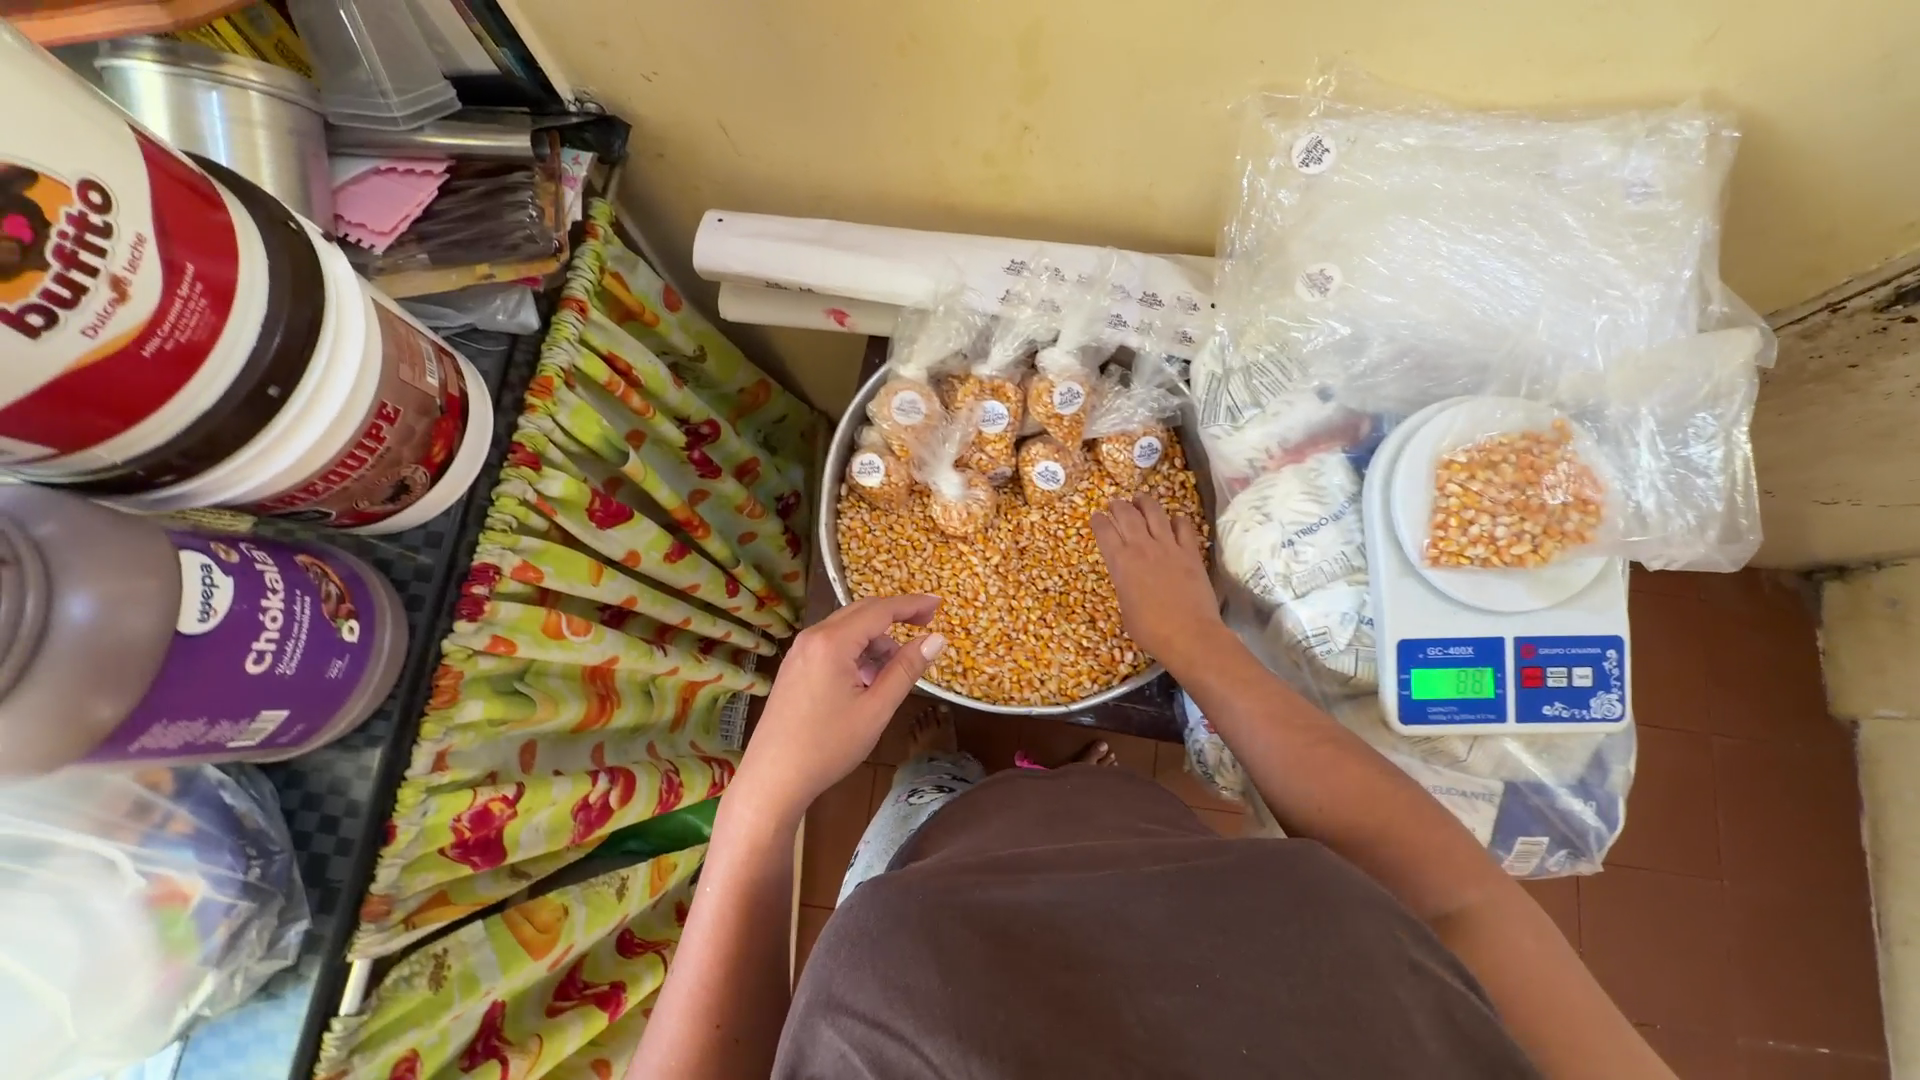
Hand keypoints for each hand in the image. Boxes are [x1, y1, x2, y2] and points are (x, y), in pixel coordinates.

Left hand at [732, 595, 945, 817]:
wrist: (773, 778)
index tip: (939, 604)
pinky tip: (866, 681)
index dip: (912, 604)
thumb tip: (936, 638)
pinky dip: (856, 652)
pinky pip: (831, 645)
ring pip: (846, 629)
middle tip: (927, 624)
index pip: (880, 610)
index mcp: (832, 642)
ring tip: (893, 672)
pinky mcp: (794, 667)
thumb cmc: (828, 746)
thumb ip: (906, 669)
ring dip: (875, 640)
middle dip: (895, 616)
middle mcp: (812, 637)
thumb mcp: (876, 709)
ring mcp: (799, 652)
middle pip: (861, 612)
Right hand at [1091, 494, 1225, 669]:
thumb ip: (1125, 585)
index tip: (1096, 516)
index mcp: (1120, 562)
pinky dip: (1176, 520)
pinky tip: (1174, 519)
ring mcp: (1168, 546)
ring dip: (1145, 502)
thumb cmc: (1150, 630)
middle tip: (1115, 503)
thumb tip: (1130, 578)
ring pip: (1154, 513)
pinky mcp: (1191, 552)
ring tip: (1140, 499)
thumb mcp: (1125, 607)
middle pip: (1127, 514)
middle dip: (1118, 506)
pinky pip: (1183, 526)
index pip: (1104, 531)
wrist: (1189, 634)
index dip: (1098, 521)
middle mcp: (1142, 547)